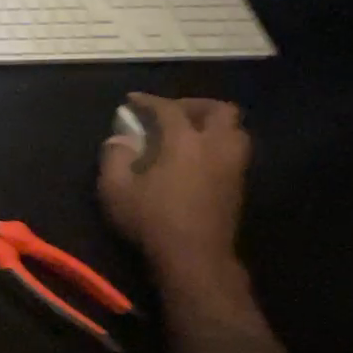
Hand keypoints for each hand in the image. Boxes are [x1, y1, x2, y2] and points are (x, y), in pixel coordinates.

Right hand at [99, 93, 250, 276]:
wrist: (193, 253)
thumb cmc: (150, 219)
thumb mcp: (116, 190)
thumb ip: (114, 159)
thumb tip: (118, 139)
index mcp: (185, 142)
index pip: (169, 110)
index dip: (149, 101)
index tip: (132, 100)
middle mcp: (216, 145)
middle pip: (218, 109)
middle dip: (193, 105)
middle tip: (170, 112)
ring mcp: (233, 163)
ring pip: (234, 127)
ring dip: (212, 122)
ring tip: (188, 132)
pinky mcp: (238, 181)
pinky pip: (235, 147)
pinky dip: (217, 140)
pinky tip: (198, 155)